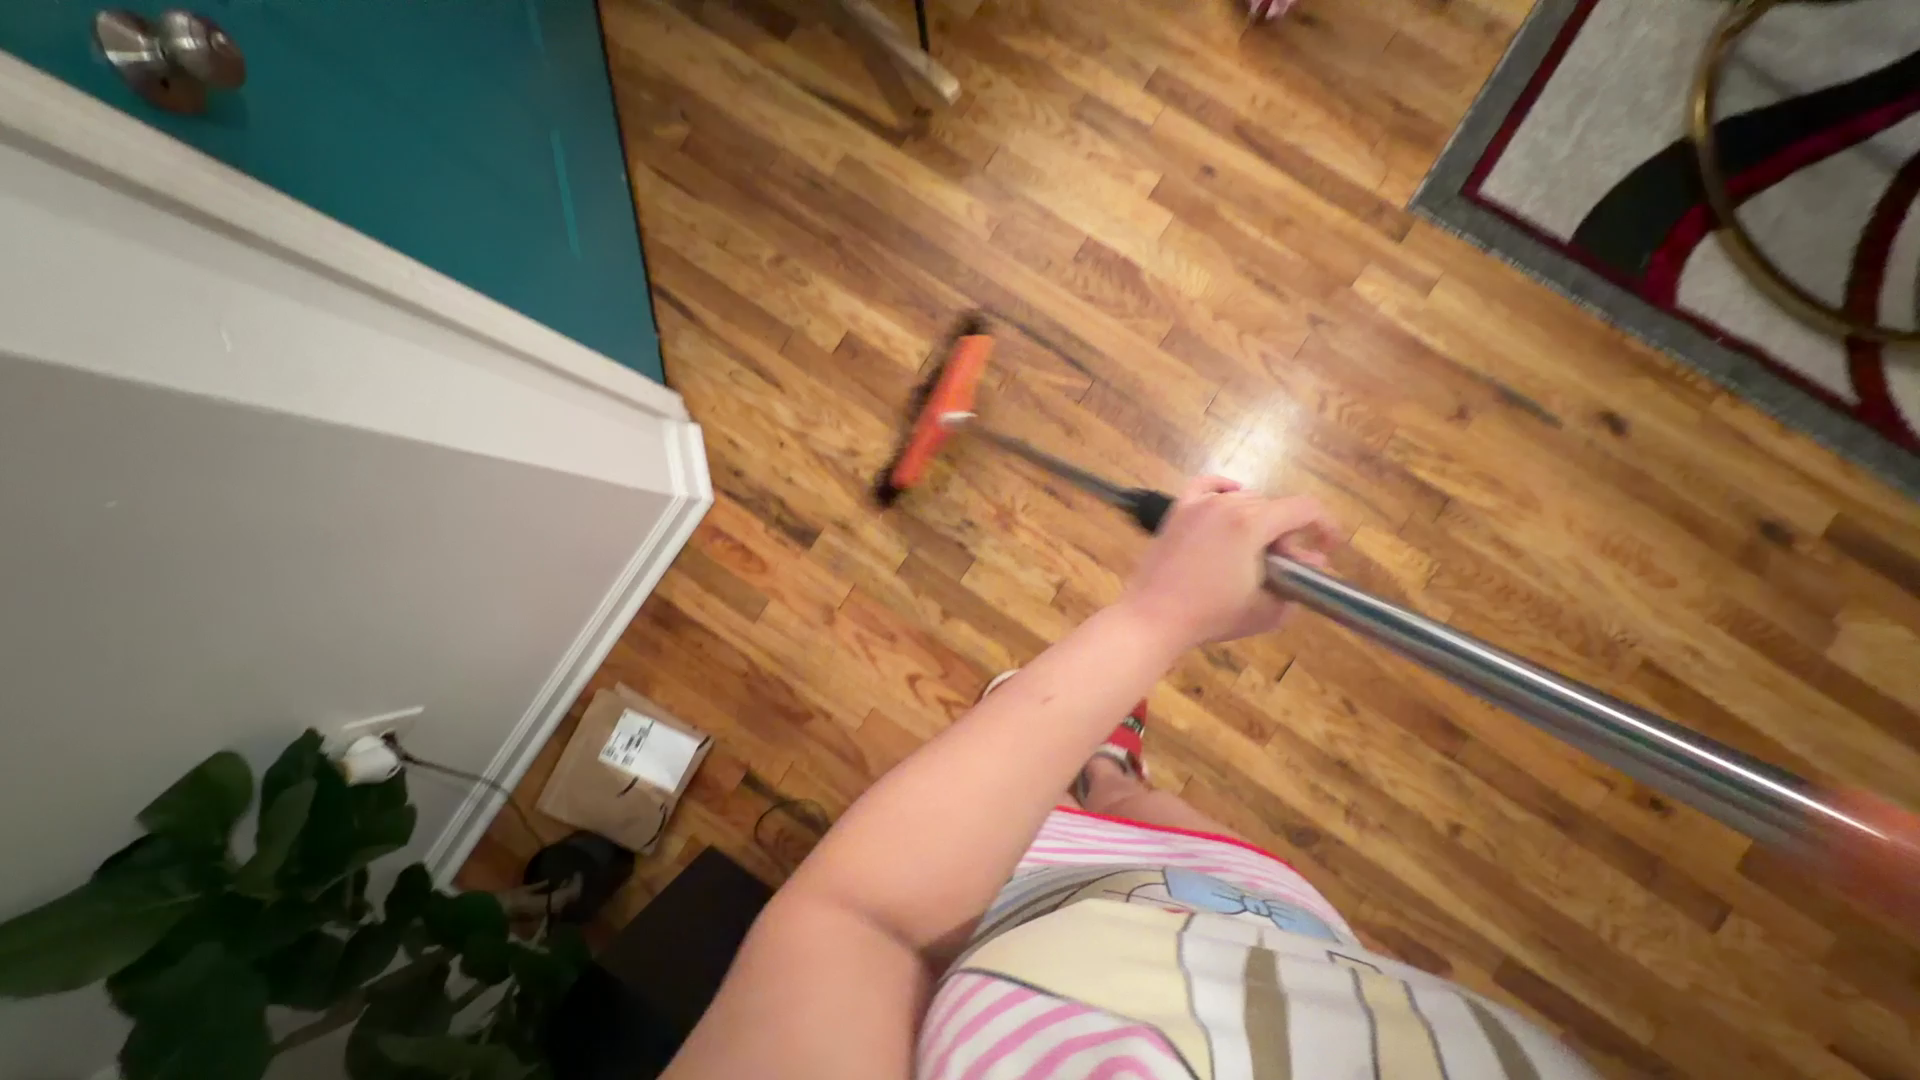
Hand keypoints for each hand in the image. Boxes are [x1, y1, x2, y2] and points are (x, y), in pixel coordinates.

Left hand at [1119, 476, 1340, 648]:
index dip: (1325, 525)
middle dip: (1287, 534)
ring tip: (1257, 549)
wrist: (1153, 617)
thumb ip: (1297, 587)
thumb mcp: (1266, 611)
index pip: (1303, 509)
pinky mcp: (1177, 512)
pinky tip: (1232, 497)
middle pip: (1272, 508)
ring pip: (1244, 499)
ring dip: (1259, 519)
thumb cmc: (1211, 616)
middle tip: (1287, 564)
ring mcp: (1197, 505)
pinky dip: (1224, 488)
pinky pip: (1206, 486)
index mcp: (1251, 524)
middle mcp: (1225, 504)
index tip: (1330, 545)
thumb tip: (1312, 565)